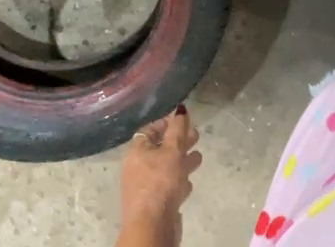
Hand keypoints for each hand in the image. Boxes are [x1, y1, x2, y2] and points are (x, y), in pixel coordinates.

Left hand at [119, 107, 201, 244]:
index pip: (150, 130)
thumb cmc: (160, 183)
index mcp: (137, 152)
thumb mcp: (172, 151)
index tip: (184, 120)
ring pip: (165, 169)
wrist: (152, 227)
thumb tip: (181, 108)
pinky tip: (189, 183)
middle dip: (179, 142)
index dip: (167, 123)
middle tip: (196, 136)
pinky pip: (166, 187)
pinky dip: (178, 181)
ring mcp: (144, 188)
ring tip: (198, 157)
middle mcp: (137, 168)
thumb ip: (178, 129)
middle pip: (160, 149)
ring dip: (182, 161)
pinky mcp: (153, 205)